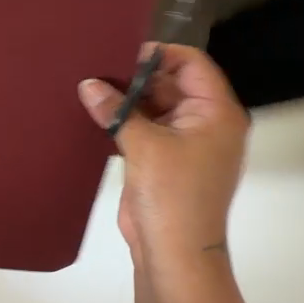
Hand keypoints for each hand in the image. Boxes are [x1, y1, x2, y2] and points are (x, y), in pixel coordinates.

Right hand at [78, 43, 248, 267]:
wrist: (174, 250)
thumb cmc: (173, 193)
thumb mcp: (144, 145)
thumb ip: (116, 110)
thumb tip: (88, 84)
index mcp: (216, 113)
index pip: (191, 64)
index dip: (158, 54)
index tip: (119, 52)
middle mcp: (204, 122)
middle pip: (170, 83)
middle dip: (134, 77)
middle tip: (94, 68)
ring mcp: (184, 141)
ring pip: (152, 105)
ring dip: (124, 99)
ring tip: (88, 87)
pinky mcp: (163, 158)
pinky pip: (143, 127)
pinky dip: (121, 120)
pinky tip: (92, 114)